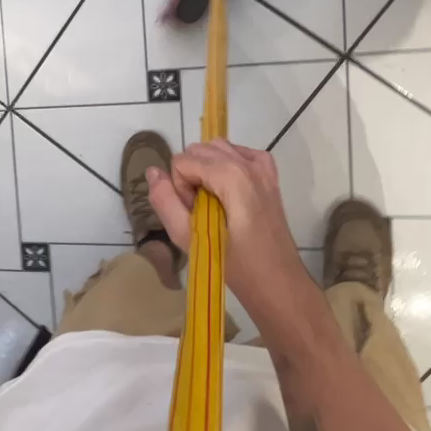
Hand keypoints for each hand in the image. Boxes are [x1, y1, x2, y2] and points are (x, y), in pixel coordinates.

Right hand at [146, 140, 312, 310]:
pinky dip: (227, 165)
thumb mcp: (189, 238)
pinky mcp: (269, 176)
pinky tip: (226, 191)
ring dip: (205, 169)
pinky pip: (240, 153)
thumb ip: (165, 202)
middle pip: (198, 151)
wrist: (277, 282)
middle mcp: (248, 163)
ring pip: (217, 148)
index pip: (182, 162)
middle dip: (190, 176)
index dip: (180, 188)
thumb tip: (153, 172)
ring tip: (212, 203)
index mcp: (231, 176)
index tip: (193, 216)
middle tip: (200, 212)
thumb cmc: (234, 265)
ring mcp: (262, 167)